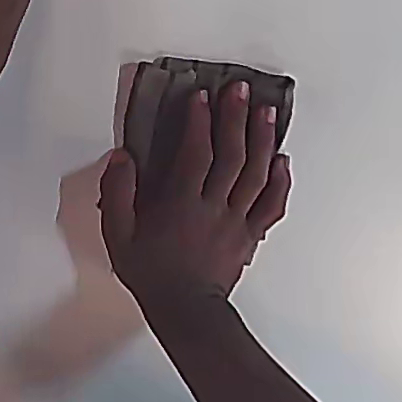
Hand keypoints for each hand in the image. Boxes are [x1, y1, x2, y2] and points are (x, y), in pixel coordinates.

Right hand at [99, 81, 291, 309]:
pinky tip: (283, 161)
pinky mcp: (250, 234)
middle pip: (232, 156)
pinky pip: (271, 205)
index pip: (195, 153)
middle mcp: (214, 207)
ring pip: (256, 174)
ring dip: (263, 140)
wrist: (184, 311)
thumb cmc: (151, 271)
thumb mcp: (118, 232)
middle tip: (241, 90)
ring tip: (268, 112)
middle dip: (237, 118)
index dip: (199, 121)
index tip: (201, 96)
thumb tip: (122, 157)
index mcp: (181, 203)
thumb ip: (118, 192)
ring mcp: (237, 220)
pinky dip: (280, 181)